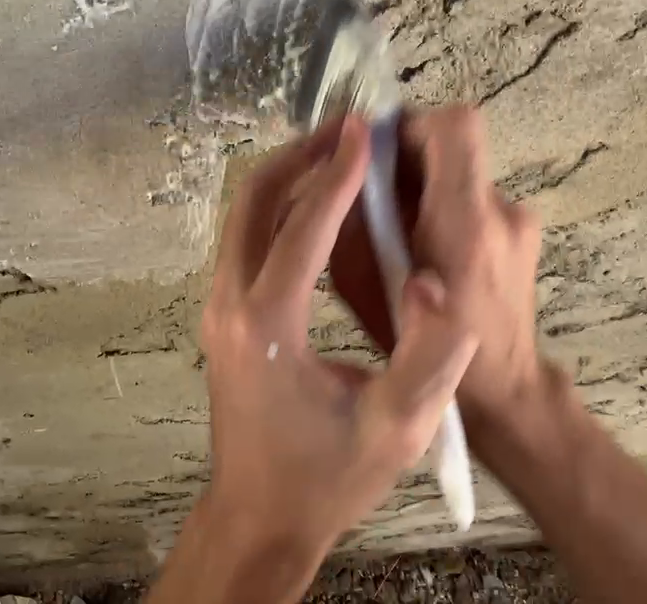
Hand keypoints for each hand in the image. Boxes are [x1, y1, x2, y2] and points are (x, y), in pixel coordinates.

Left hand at [197, 116, 479, 555]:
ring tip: (336, 153)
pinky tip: (316, 203)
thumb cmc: (329, 477)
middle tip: (347, 130)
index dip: (337, 173)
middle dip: (299, 156)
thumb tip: (430, 279)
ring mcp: (216, 304)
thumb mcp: (398, 429)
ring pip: (241, 213)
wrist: (260, 515)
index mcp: (267, 323)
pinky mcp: (220, 311)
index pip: (302, 226)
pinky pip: (243, 236)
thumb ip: (431, 355)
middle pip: (252, 200)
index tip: (363, 131)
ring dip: (285, 176)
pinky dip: (276, 205)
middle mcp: (229, 300)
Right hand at [329, 106, 543, 424]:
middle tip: (370, 188)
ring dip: (421, 181)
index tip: (375, 150)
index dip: (410, 124)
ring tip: (392, 226)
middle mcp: (500, 210)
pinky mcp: (520, 231)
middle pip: (452, 142)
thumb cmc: (424, 349)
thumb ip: (352, 223)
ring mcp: (518, 220)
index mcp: (464, 222)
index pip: (455, 127)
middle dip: (405, 155)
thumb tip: (340, 172)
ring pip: (458, 169)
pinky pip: (469, 195)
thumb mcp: (363, 287)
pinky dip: (439, 204)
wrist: (502, 396)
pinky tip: (420, 246)